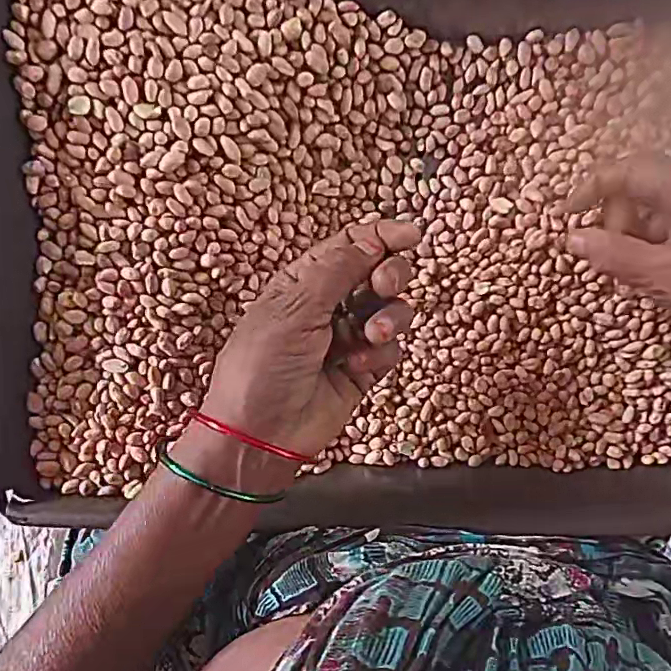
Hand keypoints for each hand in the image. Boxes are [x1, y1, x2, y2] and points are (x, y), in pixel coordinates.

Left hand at [199, 219, 419, 463]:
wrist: (260, 434)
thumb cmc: (261, 367)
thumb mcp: (294, 309)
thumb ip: (337, 270)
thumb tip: (372, 239)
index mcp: (303, 283)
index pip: (349, 246)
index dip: (381, 236)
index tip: (411, 236)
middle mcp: (327, 307)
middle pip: (377, 274)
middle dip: (390, 275)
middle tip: (385, 286)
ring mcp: (346, 340)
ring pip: (390, 312)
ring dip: (389, 318)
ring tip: (370, 336)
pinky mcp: (362, 371)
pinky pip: (389, 350)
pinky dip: (380, 355)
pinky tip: (356, 368)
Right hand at [564, 155, 670, 365]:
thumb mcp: (665, 278)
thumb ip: (615, 254)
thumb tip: (573, 238)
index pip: (635, 169)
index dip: (594, 187)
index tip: (566, 214)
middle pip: (642, 187)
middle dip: (613, 217)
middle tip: (603, 253)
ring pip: (651, 212)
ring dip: (627, 236)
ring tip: (622, 270)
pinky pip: (666, 232)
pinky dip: (644, 249)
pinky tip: (641, 275)